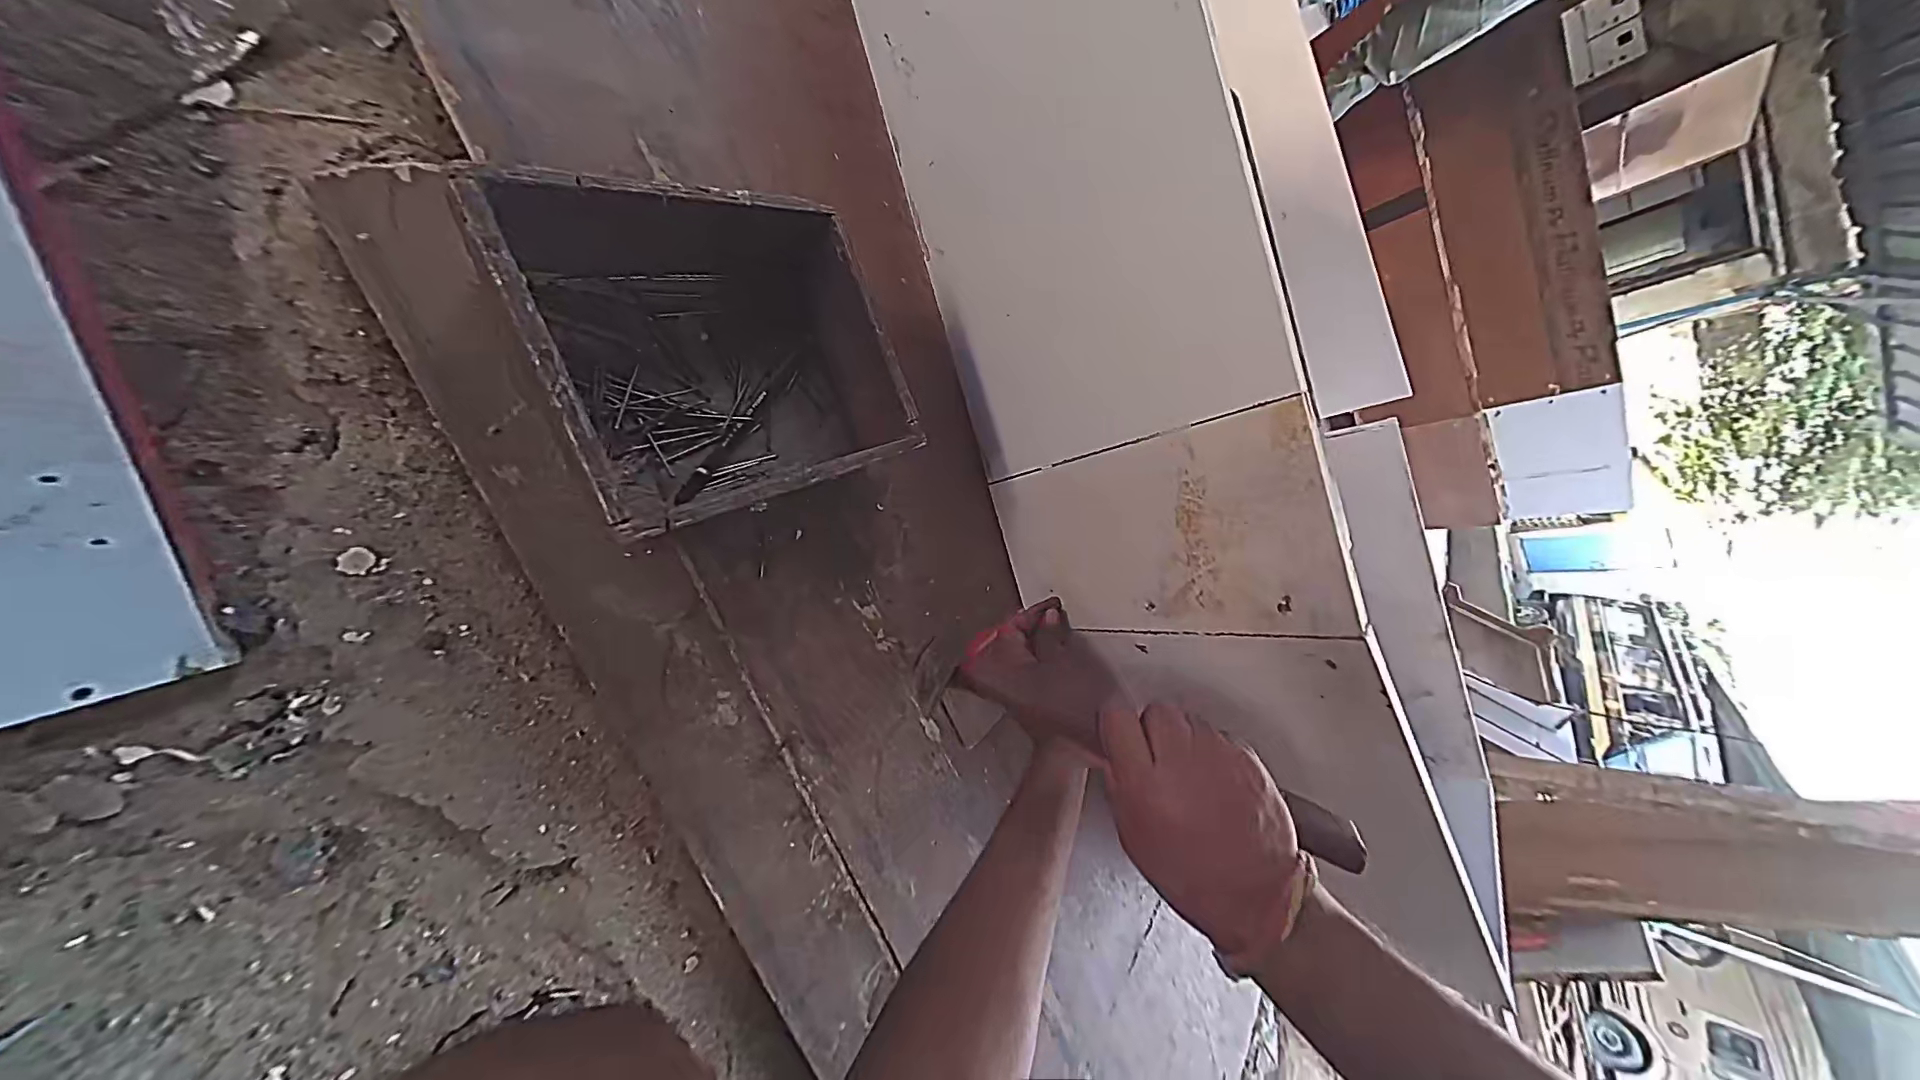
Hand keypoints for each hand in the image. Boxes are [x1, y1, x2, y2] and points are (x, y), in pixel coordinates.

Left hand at [958, 598, 1124, 760]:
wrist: (1082, 749)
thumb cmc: (1074, 707)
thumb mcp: (1066, 658)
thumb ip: (1051, 633)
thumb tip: (1048, 620)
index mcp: (1005, 667)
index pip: (1010, 628)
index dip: (1033, 613)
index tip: (1052, 606)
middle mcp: (1005, 682)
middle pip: (1014, 642)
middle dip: (1036, 627)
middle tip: (1058, 617)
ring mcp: (1017, 695)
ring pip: (1025, 657)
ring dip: (1043, 644)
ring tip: (1065, 636)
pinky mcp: (1032, 705)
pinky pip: (1035, 673)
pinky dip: (1047, 661)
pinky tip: (1067, 659)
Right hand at [1098, 703, 1300, 957]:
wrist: (1257, 895)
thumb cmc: (1195, 877)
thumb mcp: (1133, 837)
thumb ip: (1119, 786)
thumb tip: (1114, 756)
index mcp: (1144, 782)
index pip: (1117, 716)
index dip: (1117, 725)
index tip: (1120, 734)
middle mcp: (1180, 759)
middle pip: (1156, 711)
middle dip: (1152, 729)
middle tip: (1156, 758)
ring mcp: (1217, 754)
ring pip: (1187, 718)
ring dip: (1183, 739)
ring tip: (1188, 773)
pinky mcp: (1246, 755)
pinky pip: (1217, 735)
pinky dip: (1211, 751)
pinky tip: (1212, 779)